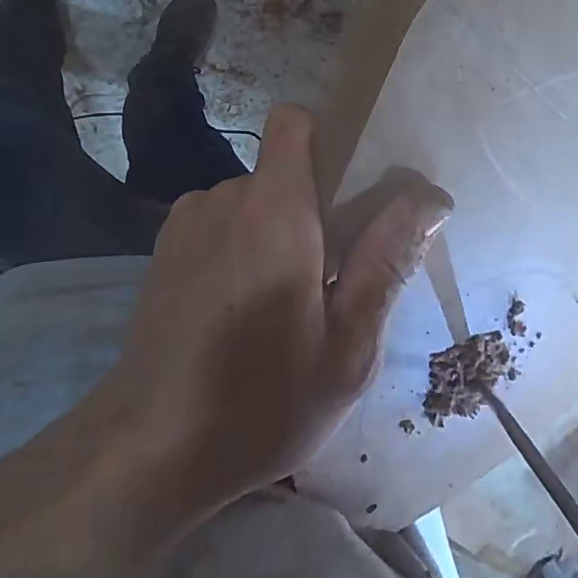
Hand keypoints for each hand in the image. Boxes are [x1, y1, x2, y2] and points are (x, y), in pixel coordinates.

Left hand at [107, 103, 451, 508]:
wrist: (145, 455)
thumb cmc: (261, 402)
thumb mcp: (349, 344)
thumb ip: (389, 259)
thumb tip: (432, 197)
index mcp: (274, 209)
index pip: (294, 122)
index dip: (329, 143)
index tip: (353, 196)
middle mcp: (225, 199)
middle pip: (287, 172)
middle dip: (317, 210)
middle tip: (332, 281)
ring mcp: (188, 224)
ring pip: (256, 202)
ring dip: (279, 233)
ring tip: (285, 305)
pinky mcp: (166, 251)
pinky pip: (224, 225)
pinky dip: (244, 248)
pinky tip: (241, 311)